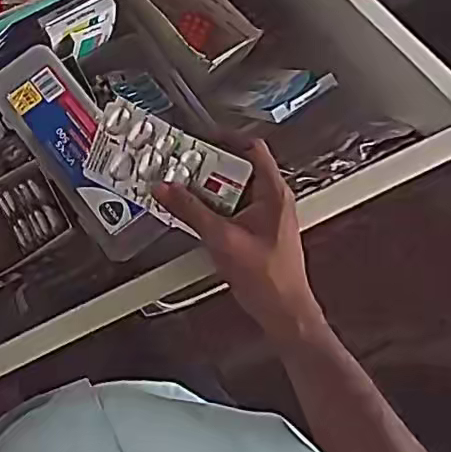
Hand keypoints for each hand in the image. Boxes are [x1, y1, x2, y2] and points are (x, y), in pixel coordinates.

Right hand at [153, 141, 324, 342]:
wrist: (284, 313)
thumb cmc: (267, 278)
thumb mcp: (221, 238)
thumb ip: (190, 210)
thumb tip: (166, 189)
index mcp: (273, 192)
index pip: (252, 148)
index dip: (225, 138)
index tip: (199, 139)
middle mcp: (272, 198)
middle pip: (237, 168)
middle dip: (208, 167)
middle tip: (182, 167)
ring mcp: (265, 215)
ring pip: (233, 189)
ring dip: (208, 189)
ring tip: (183, 189)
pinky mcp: (256, 230)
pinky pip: (231, 207)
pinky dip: (213, 207)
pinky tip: (194, 215)